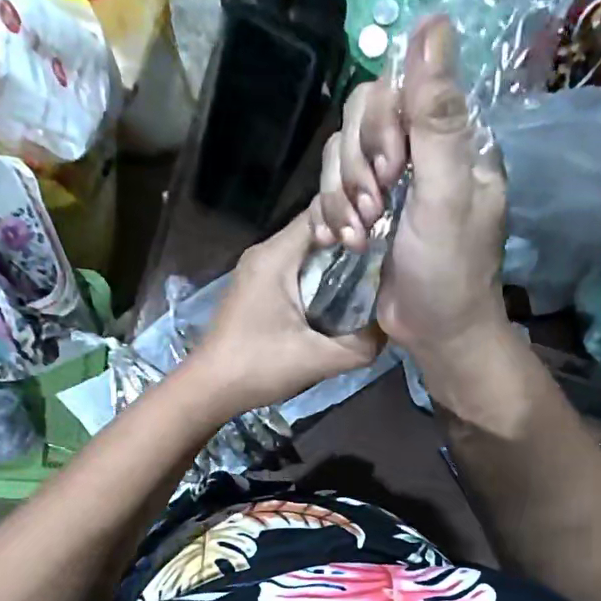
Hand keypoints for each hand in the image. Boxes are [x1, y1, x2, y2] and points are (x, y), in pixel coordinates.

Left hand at [179, 210, 383, 416]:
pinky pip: (294, 270)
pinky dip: (318, 278)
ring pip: (306, 252)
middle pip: (317, 230)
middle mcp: (264, 253)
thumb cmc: (259, 366)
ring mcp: (257, 270)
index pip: (324, 211)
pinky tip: (337, 301)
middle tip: (384, 262)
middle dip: (351, 242)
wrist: (209, 389)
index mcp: (276, 255)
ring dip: (336, 263)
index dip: (358, 219)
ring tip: (367, 281)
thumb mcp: (319, 359)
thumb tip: (391, 326)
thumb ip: (363, 344)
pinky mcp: (256, 289)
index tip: (384, 240)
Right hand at [308, 16, 510, 363]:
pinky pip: (331, 190)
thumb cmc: (449, 270)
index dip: (379, 124)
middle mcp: (418, 151)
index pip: (398, 88)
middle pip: (361, 118)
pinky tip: (345, 242)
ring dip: (341, 197)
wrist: (435, 334)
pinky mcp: (366, 211)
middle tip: (375, 208)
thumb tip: (433, 25)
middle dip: (356, 166)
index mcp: (450, 139)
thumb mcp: (447, 195)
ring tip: (361, 236)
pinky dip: (332, 215)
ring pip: (340, 154)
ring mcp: (389, 182)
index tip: (389, 170)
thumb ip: (437, 117)